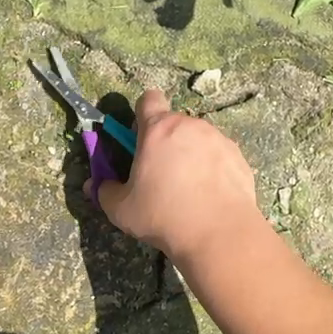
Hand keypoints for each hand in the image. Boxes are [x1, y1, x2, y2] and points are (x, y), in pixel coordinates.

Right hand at [94, 89, 266, 263]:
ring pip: (198, 140)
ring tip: (188, 191)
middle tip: (160, 177)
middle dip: (166, 143)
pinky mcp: (238, 157)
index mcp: (158, 130)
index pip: (148, 99)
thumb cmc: (162, 216)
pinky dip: (212, 170)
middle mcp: (190, 126)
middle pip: (173, 124)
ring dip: (190, 156)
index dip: (142, 115)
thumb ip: (105, 192)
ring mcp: (218, 139)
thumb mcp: (121, 210)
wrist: (218, 234)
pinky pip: (218, 157)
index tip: (140, 139)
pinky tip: (209, 197)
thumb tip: (94, 185)